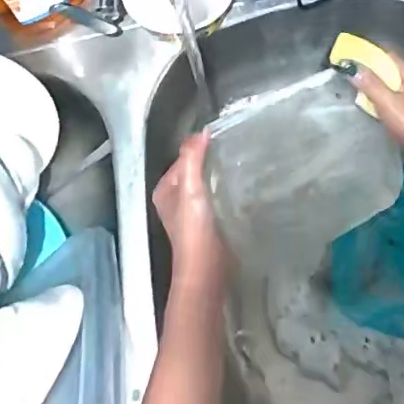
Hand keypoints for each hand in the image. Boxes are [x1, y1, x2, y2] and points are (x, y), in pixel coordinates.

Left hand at [153, 129, 223, 282]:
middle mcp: (174, 199)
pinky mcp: (206, 223)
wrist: (206, 271)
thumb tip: (202, 131)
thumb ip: (193, 158)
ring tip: (239, 165)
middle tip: (234, 151)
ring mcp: (190, 213)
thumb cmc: (193, 229)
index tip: (222, 139)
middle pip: (194, 170)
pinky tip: (238, 187)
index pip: (183, 158)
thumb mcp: (190, 187)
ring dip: (219, 175)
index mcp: (164, 189)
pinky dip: (224, 190)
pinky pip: (215, 197)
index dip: (200, 148)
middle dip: (210, 161)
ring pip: (205, 183)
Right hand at [352, 54, 403, 165]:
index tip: (352, 55)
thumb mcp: (388, 104)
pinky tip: (369, 104)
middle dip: (370, 69)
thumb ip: (371, 85)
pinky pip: (392, 97)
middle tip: (349, 71)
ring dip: (374, 84)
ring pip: (390, 84)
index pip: (389, 55)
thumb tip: (353, 68)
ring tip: (355, 86)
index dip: (370, 53)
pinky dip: (380, 97)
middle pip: (389, 69)